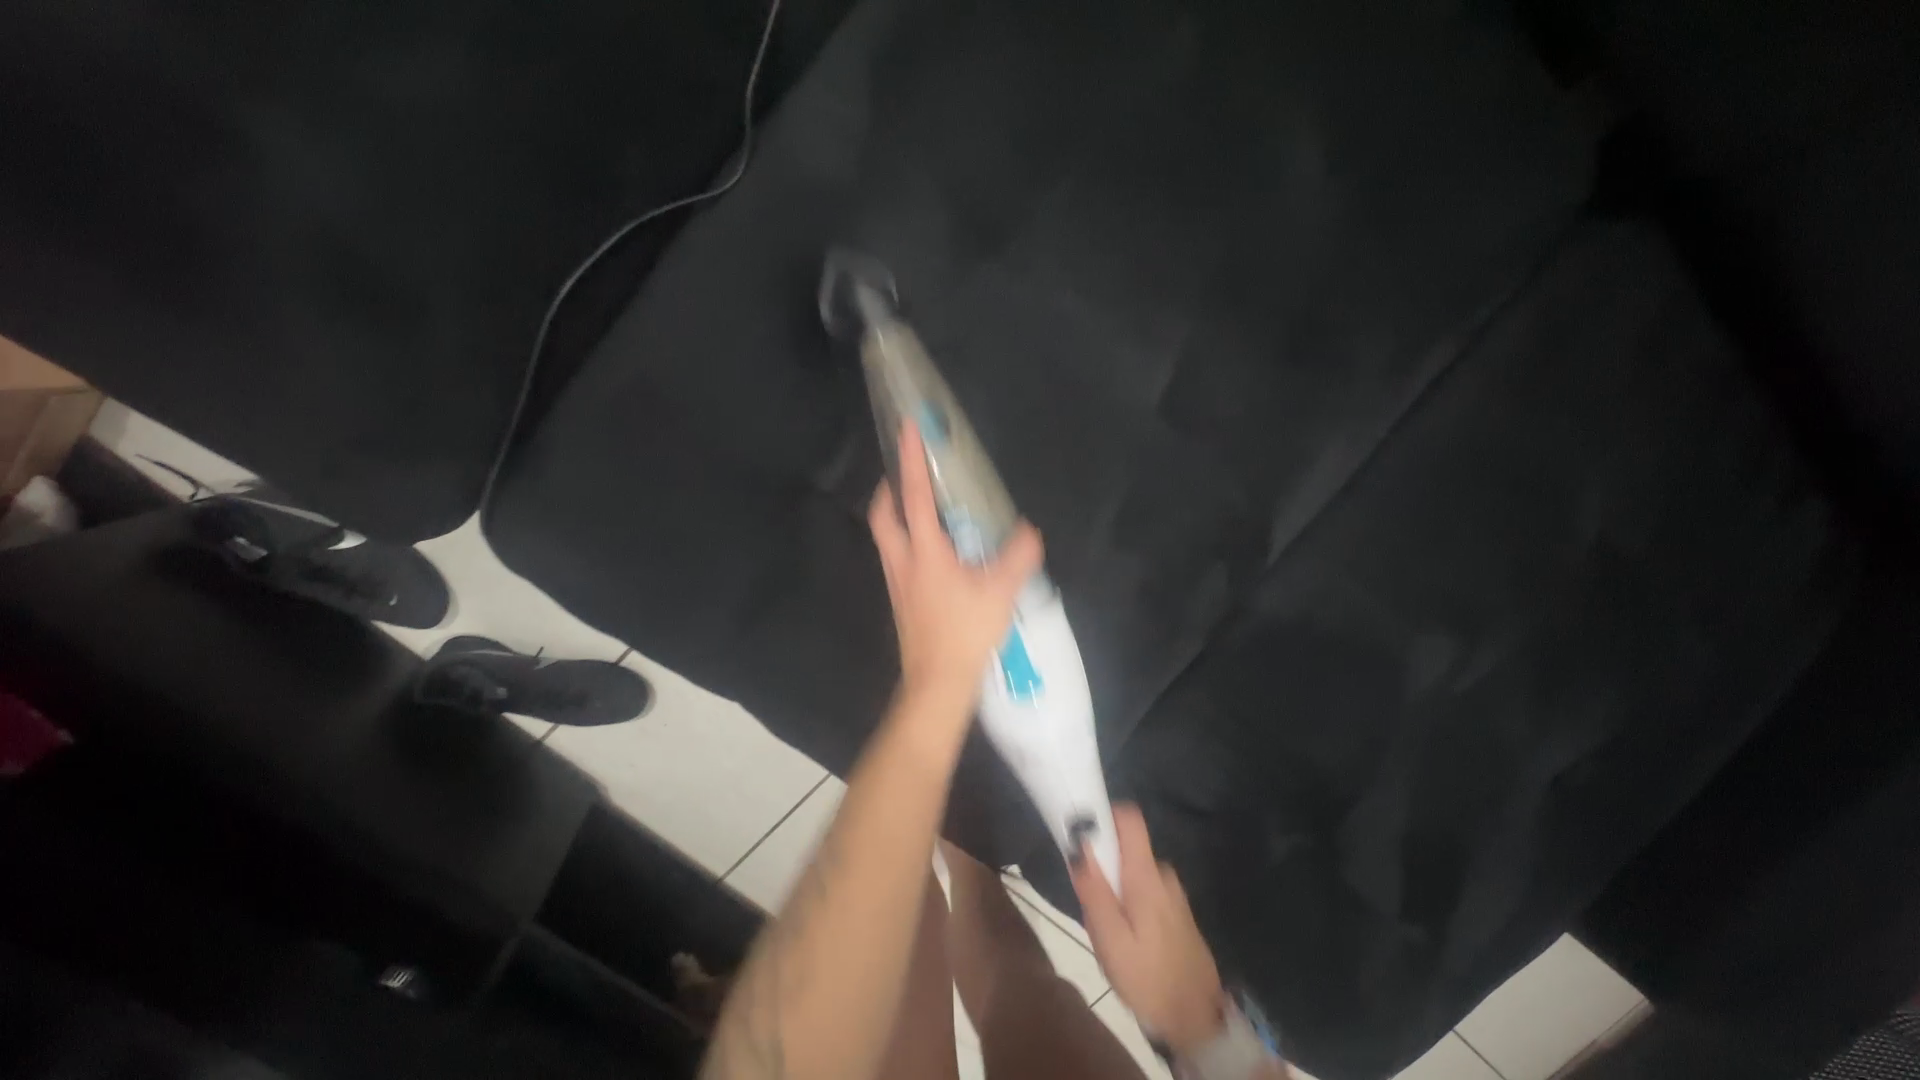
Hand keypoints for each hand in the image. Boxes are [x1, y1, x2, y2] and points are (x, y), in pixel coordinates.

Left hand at [868, 421, 1043, 711]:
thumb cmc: (965, 633)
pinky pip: (896, 556)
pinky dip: (905, 539)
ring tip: (919, 504)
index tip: (908, 428)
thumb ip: (1017, 557)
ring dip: (895, 513)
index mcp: (926, 552)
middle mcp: (903, 561)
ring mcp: (897, 582)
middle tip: (906, 473)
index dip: (912, 460)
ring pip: (885, 536)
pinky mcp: (901, 600)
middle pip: (883, 514)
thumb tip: (1028, 531)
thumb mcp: (1000, 593)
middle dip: (889, 487)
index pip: (915, 496)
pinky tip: (930, 549)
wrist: (936, 682)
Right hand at [1071, 803, 1225, 1054]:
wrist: (1196, 1020)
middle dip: (1102, 870)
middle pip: (1124, 849)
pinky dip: (1129, 906)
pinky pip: (1144, 892)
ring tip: (1109, 934)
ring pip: (1132, 875)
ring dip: (1114, 893)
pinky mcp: (1177, 912)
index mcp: (1146, 875)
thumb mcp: (1110, 940)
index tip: (1080, 832)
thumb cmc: (1148, 979)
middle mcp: (1163, 875)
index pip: (1129, 818)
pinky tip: (1128, 942)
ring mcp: (1173, 893)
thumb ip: (1094, 890)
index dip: (1103, 815)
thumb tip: (1079, 845)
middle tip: (1092, 910)